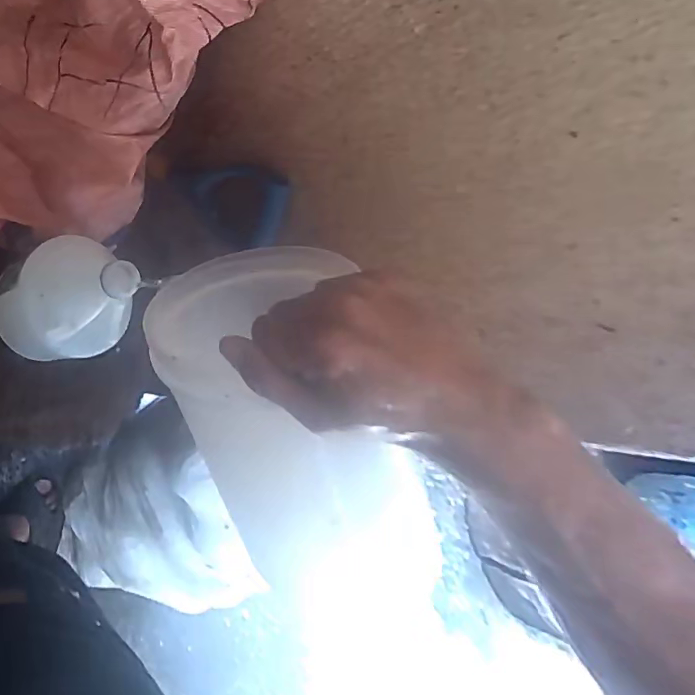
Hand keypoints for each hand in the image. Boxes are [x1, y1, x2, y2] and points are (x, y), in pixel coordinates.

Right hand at [219, 272, 539, 451]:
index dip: (279, 359)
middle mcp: (339, 305)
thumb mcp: (317, 416)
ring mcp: (364, 286)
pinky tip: (372, 331)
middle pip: (282, 311)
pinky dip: (343, 306)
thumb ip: (265, 379)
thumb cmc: (385, 417)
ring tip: (355, 348)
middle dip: (295, 337)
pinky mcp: (385, 277)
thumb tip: (228, 343)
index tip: (312, 379)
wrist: (466, 402)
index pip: (262, 332)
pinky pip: (337, 285)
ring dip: (317, 320)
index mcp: (322, 342)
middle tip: (333, 366)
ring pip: (307, 297)